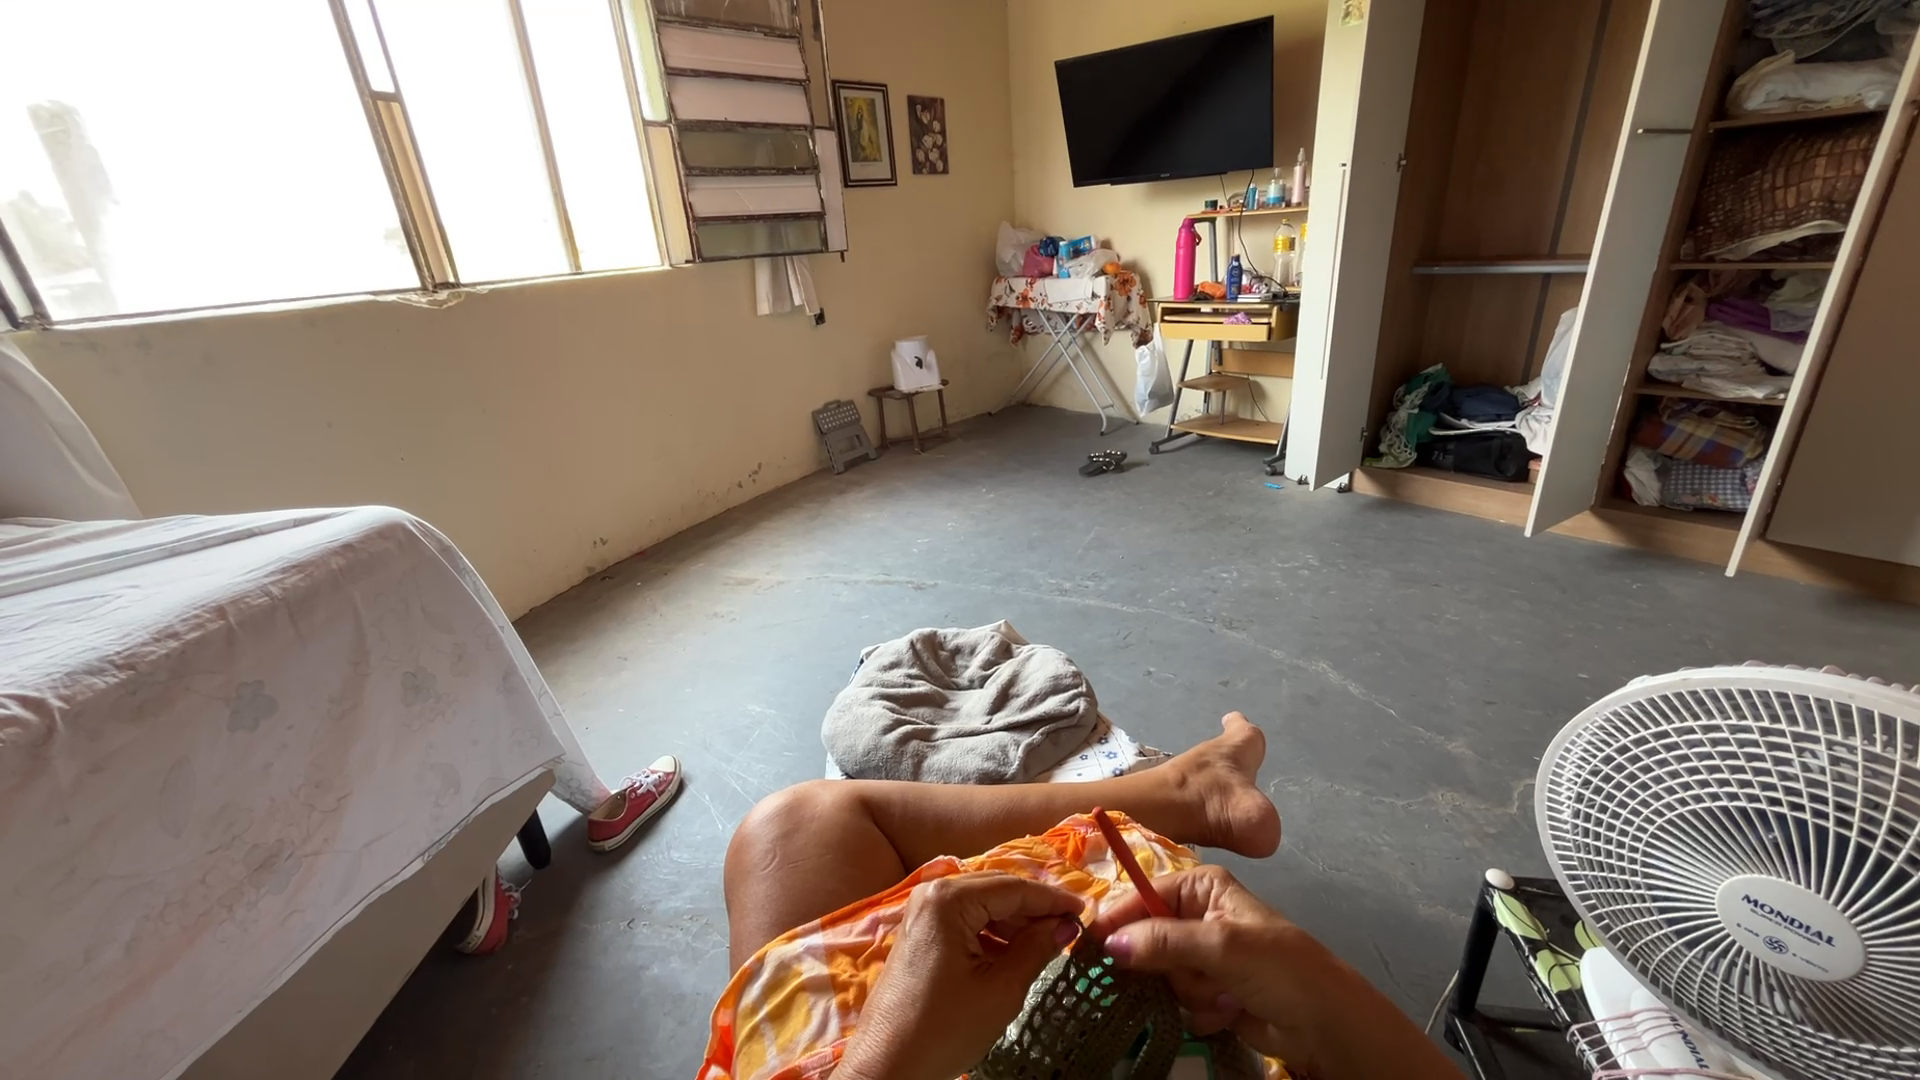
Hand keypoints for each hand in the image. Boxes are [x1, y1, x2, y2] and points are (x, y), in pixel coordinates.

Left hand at [836, 871, 1084, 1079]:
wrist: (886, 1066)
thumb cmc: (944, 1028)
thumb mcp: (1001, 990)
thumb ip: (1036, 950)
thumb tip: (1066, 926)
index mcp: (950, 898)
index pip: (1014, 888)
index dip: (1052, 900)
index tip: (1085, 911)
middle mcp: (934, 892)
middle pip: (997, 891)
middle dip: (1034, 910)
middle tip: (1070, 928)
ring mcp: (923, 910)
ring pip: (982, 905)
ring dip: (1014, 923)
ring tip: (1047, 943)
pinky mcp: (921, 931)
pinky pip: (965, 920)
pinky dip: (992, 934)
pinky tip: (1014, 953)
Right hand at [1089, 865, 1463, 1079]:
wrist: (1325, 1025)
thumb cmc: (1277, 967)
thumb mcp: (1219, 944)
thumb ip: (1162, 940)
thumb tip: (1110, 944)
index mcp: (1201, 887)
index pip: (1145, 892)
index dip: (1120, 914)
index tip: (1093, 938)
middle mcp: (1198, 915)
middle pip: (1148, 934)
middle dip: (1164, 962)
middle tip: (1185, 974)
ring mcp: (1203, 955)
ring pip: (1162, 972)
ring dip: (1188, 989)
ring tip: (1222, 993)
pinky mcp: (1208, 991)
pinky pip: (1179, 998)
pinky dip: (1200, 1008)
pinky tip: (1229, 1008)